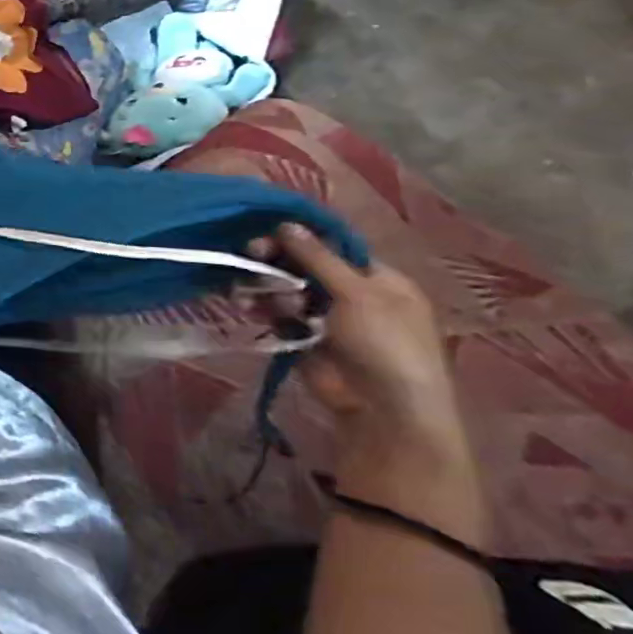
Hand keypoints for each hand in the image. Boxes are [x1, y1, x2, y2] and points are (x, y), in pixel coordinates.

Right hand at [258, 225, 472, 478]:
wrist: (383, 411)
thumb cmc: (385, 344)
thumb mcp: (357, 293)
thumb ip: (318, 257)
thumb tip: (286, 223)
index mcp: (377, 278)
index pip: (332, 246)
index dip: (299, 237)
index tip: (267, 232)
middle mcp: (351, 293)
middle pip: (304, 265)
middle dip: (276, 259)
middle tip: (250, 254)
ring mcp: (326, 317)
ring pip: (286, 288)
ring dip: (265, 285)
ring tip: (247, 291)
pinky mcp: (304, 338)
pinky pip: (277, 314)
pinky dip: (262, 308)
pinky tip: (247, 307)